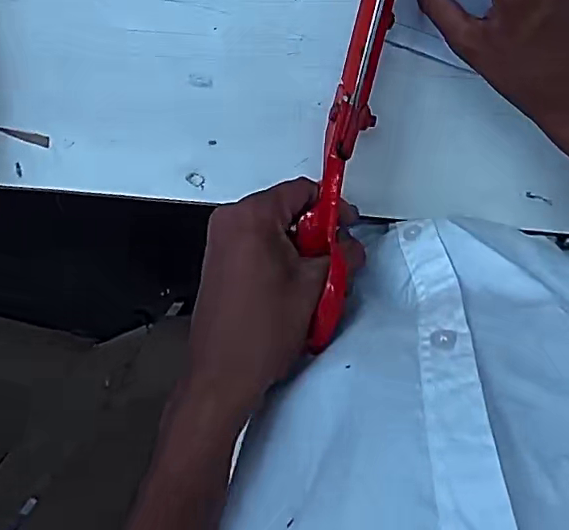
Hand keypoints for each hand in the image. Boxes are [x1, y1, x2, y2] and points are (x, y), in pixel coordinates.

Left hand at [185, 178, 364, 413]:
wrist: (222, 377)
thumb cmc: (256, 336)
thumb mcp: (315, 286)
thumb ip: (341, 254)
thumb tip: (349, 245)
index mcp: (251, 216)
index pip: (300, 190)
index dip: (331, 205)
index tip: (345, 221)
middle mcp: (230, 221)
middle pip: (286, 208)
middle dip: (316, 231)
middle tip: (335, 254)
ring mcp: (221, 241)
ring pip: (274, 229)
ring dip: (299, 247)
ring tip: (314, 279)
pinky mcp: (219, 261)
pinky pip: (257, 244)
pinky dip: (280, 257)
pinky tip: (294, 287)